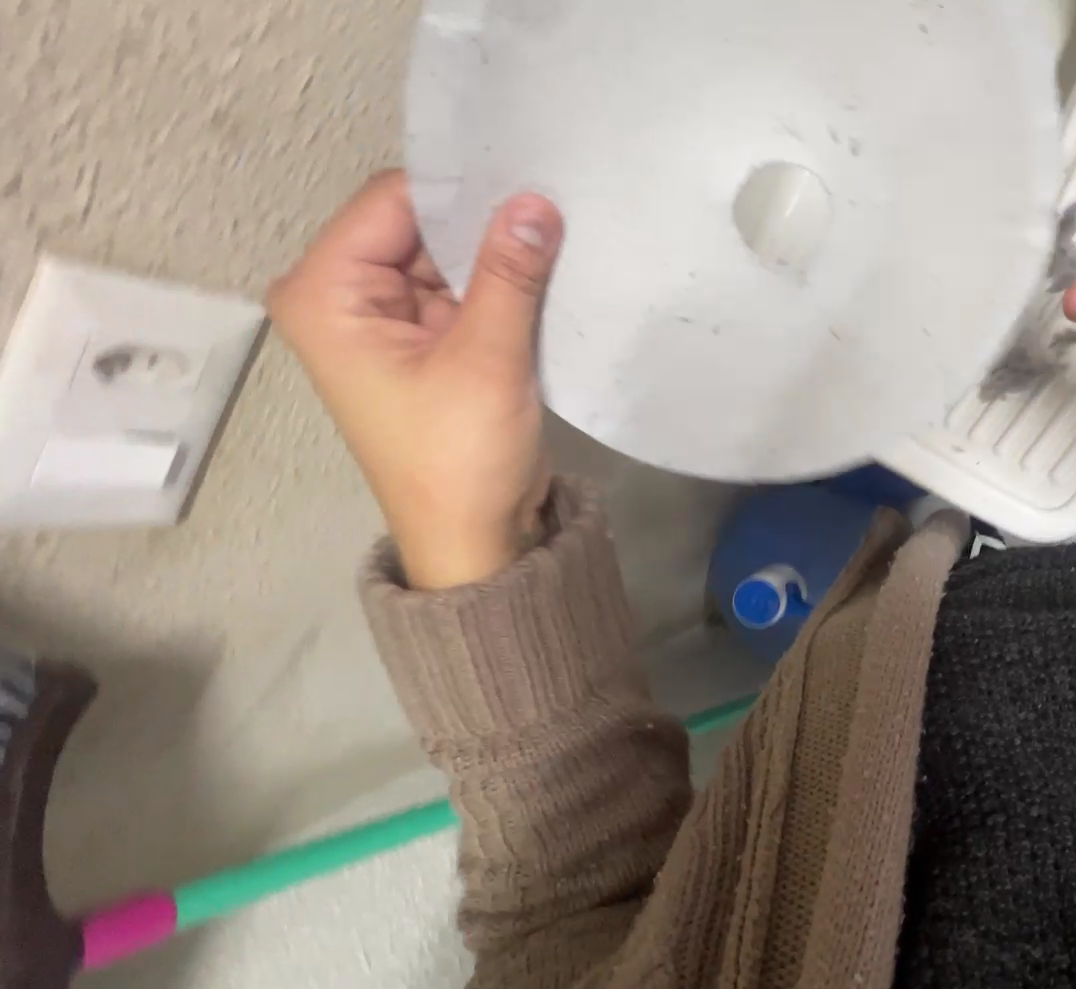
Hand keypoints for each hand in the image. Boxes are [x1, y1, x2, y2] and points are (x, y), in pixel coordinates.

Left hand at [269, 171, 565, 589]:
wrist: (477, 538)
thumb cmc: (461, 455)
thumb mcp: (486, 360)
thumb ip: (509, 277)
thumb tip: (536, 202)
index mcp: (328, 294)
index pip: (393, 205)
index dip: (460, 191)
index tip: (529, 181)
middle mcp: (351, 300)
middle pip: (422, 231)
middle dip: (485, 225)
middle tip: (557, 206)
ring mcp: (396, 326)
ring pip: (454, 264)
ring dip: (503, 260)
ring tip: (565, 240)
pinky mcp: (437, 349)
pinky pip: (472, 298)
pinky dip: (509, 291)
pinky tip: (553, 278)